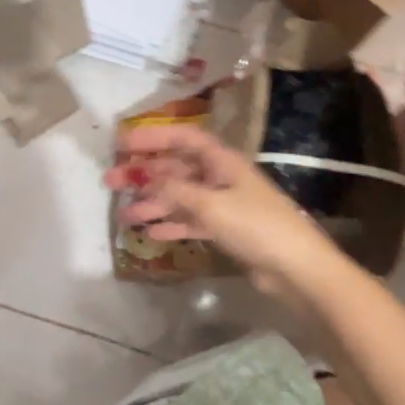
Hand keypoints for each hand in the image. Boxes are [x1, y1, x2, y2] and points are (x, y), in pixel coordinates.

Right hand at [104, 124, 336, 290]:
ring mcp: (223, 204)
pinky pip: (190, 221)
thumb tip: (145, 176)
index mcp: (223, 162)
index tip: (122, 144)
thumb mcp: (211, 205)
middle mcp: (221, 178)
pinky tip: (151, 234)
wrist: (294, 267)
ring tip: (125, 215)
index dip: (153, 138)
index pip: (183, 139)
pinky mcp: (225, 230)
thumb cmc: (256, 227)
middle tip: (110, 182)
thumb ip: (175, 190)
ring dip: (152, 203)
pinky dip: (171, 225)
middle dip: (144, 174)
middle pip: (176, 169)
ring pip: (179, 197)